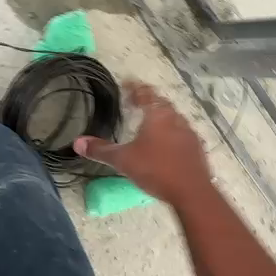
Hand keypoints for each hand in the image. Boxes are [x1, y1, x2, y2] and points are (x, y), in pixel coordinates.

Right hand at [72, 82, 215, 207]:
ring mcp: (189, 133)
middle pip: (161, 103)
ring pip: (174, 117)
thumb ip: (101, 150)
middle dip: (149, 100)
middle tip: (136, 102)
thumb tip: (77, 142)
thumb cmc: (156, 170)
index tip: (127, 83)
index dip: (134, 87)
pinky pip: (182, 133)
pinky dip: (172, 133)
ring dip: (162, 117)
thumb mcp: (123, 161)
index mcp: (157, 115)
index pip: (144, 93)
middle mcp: (175, 118)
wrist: (192, 192)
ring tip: (150, 123)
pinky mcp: (197, 148)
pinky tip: (167, 145)